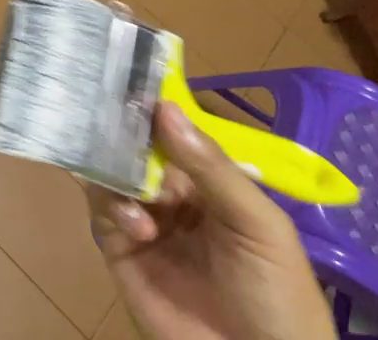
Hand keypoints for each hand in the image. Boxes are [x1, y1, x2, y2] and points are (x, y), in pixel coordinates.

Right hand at [84, 103, 336, 339]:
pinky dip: (111, 208)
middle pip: (134, 150)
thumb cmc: (276, 293)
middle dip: (124, 139)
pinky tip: (137, 227)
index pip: (173, 134)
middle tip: (113, 130)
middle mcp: (173, 196)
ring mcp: (145, 221)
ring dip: (119, 177)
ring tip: (143, 202)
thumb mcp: (259, 226)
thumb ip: (211, 168)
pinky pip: (101, 212)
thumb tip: (164, 105)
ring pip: (111, 175)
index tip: (128, 84)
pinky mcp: (120, 250)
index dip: (152, 111)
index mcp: (211, 184)